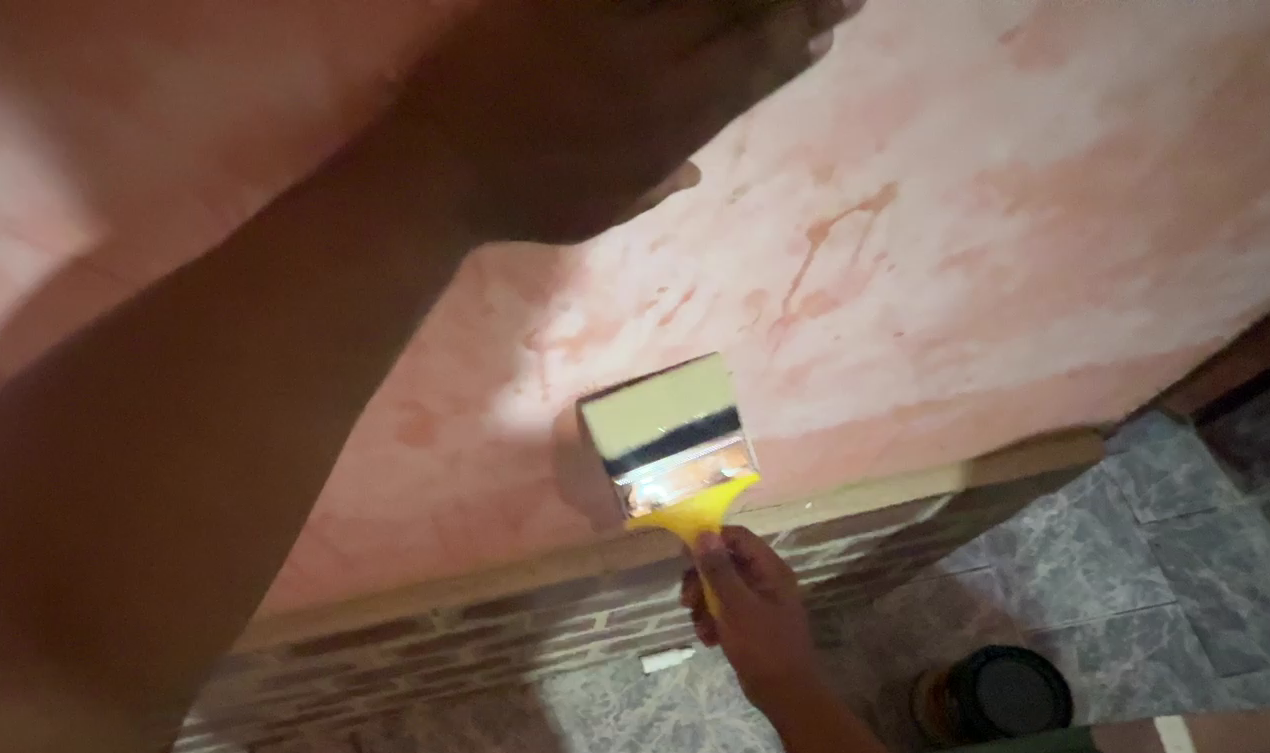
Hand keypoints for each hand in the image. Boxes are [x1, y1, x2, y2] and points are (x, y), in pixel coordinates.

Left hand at [384, 0, 853, 243]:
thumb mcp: (595, 215)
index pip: (749, 80)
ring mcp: (610, 31)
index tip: (826, 28)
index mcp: (663, 135)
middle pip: (744, 20)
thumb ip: (651, 187)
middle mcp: (653, 77)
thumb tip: (695, 171)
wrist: (443, 172)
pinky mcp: (566, 4)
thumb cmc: (521, 203)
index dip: (793, 50)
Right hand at [681, 526, 823, 710]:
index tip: (684, 555)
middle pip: (723, 562)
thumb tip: (703, 533)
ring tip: (701, 627)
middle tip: (687, 601)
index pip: (737, 537)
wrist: (784, 692)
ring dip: (703, 605)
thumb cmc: (763, 646)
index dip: (710, 540)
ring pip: (718, 587)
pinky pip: (722, 609)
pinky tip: (709, 639)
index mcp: (770, 570)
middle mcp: (765, 580)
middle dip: (701, 580)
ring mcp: (757, 601)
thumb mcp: (735, 605)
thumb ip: (718, 569)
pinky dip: (711, 621)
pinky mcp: (748, 621)